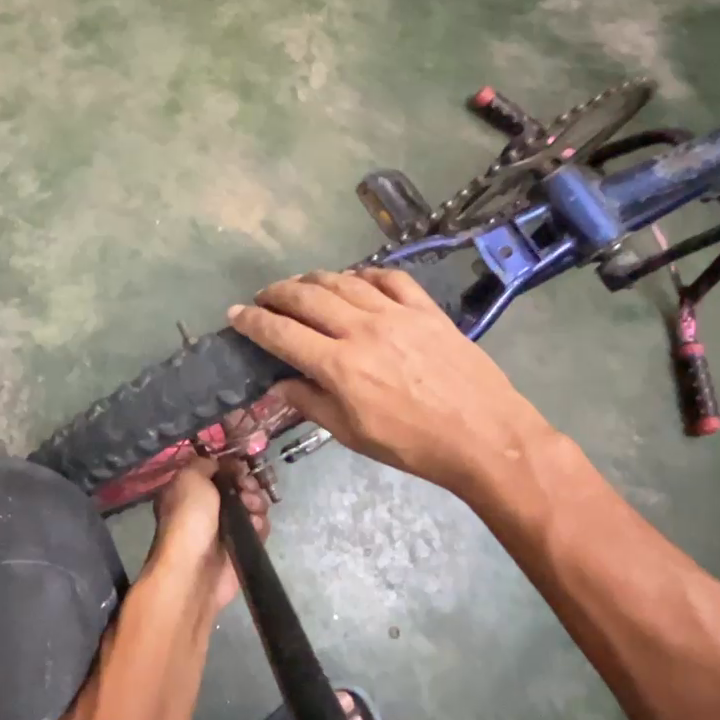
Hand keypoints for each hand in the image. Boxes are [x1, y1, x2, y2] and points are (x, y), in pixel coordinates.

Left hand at [146, 455, 268, 613]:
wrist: (194, 568)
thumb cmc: (188, 518)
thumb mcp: (189, 478)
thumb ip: (204, 464)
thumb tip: (218, 464)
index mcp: (189, 491)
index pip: (216, 472)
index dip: (231, 467)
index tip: (239, 467)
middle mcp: (206, 508)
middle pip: (238, 487)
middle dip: (248, 484)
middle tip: (246, 490)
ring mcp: (224, 528)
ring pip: (252, 506)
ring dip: (257, 503)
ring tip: (251, 509)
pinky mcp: (241, 546)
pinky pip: (258, 528)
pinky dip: (260, 524)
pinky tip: (254, 527)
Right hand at [228, 268, 558, 499]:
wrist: (484, 436)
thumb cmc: (412, 445)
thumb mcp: (352, 434)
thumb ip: (311, 403)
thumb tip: (279, 385)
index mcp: (339, 365)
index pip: (282, 334)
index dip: (253, 322)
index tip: (235, 314)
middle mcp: (362, 329)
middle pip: (307, 298)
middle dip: (276, 293)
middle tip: (262, 297)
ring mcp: (397, 314)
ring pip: (343, 282)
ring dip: (313, 279)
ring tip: (299, 285)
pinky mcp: (426, 310)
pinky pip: (389, 279)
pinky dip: (365, 275)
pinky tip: (355, 280)